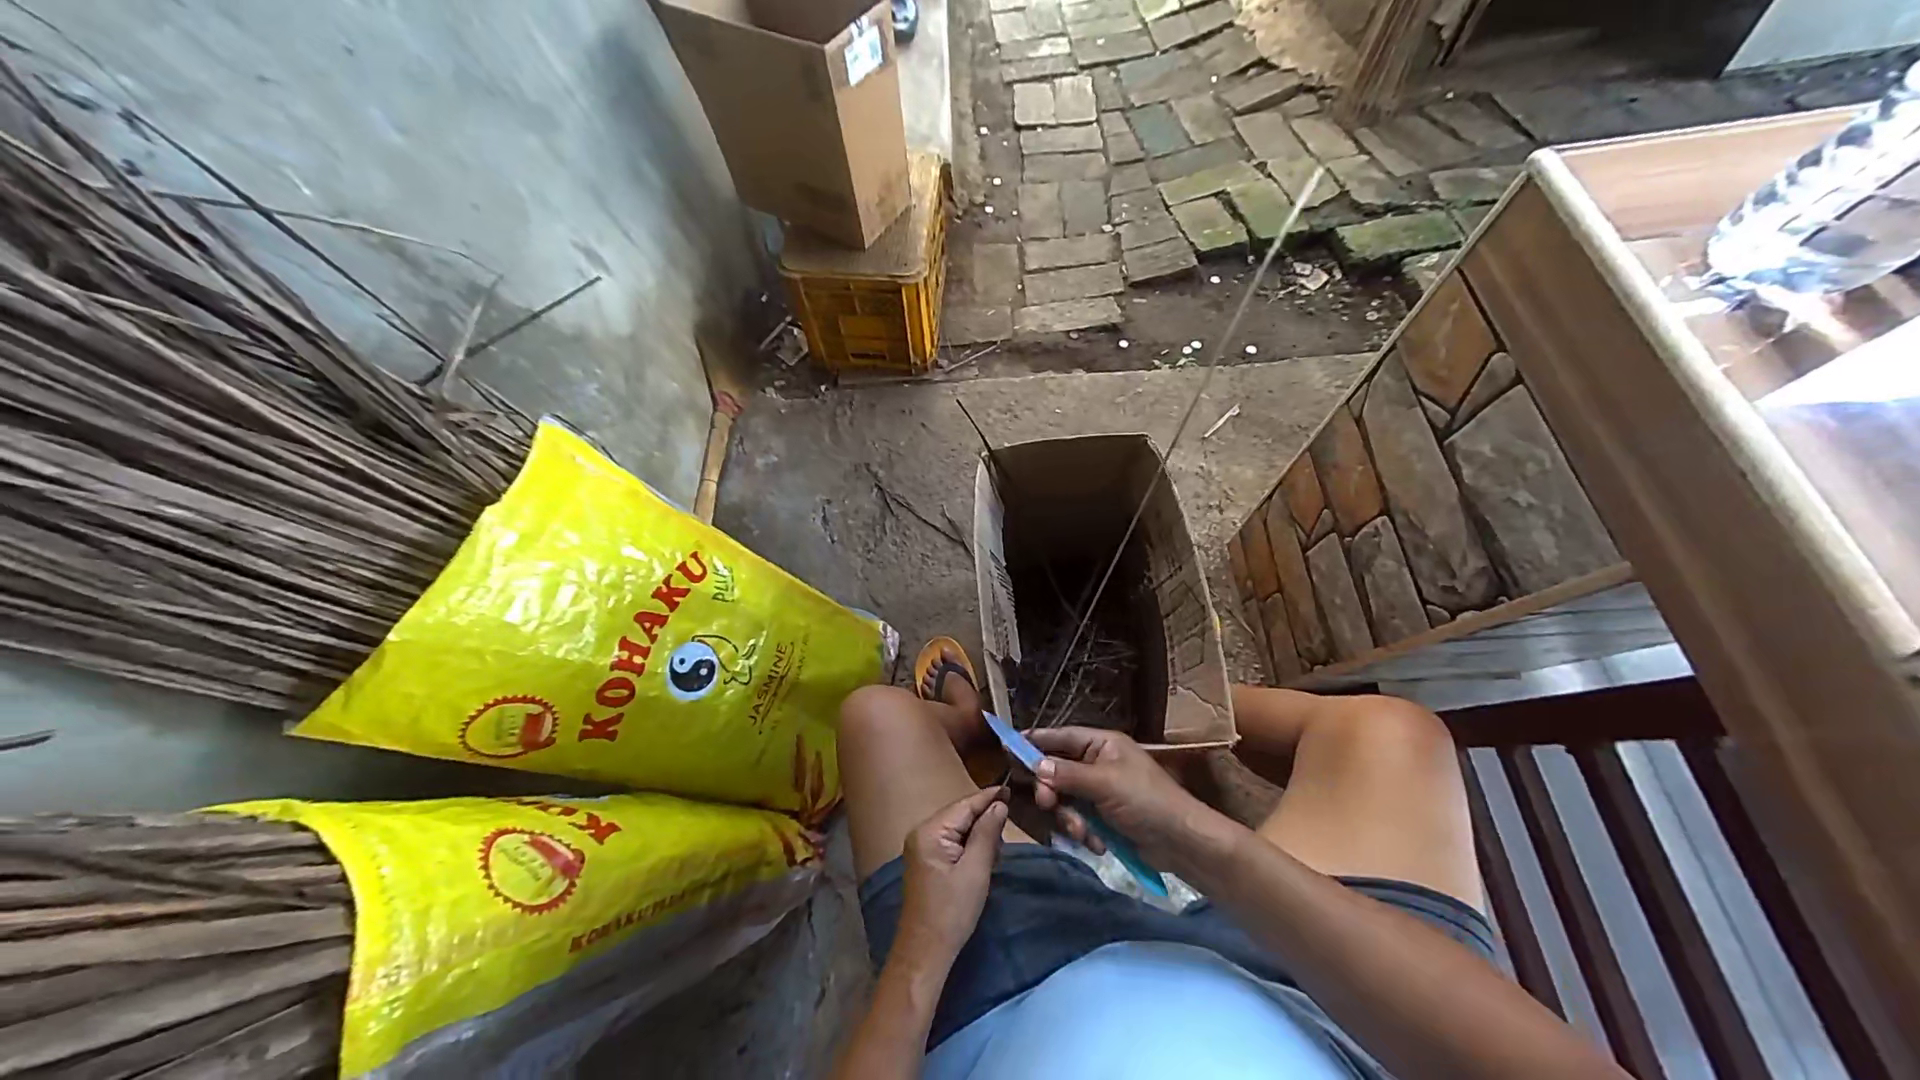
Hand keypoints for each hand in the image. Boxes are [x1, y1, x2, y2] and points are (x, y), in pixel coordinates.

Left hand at [897, 786, 1008, 960]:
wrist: (925, 952)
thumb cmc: (952, 912)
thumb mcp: (976, 870)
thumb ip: (987, 833)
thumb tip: (999, 804)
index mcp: (930, 831)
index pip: (965, 805)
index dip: (989, 797)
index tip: (1012, 788)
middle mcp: (922, 832)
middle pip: (960, 814)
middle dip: (985, 819)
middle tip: (1008, 832)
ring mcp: (921, 847)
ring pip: (958, 828)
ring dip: (979, 834)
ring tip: (997, 850)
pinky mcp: (926, 861)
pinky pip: (952, 842)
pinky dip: (969, 846)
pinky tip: (983, 858)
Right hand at [1029, 727, 1226, 871]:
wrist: (1182, 843)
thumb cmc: (1147, 801)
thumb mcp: (1105, 784)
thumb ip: (1067, 774)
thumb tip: (1035, 765)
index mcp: (1103, 745)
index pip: (1062, 737)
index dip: (1037, 740)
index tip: (1010, 744)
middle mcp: (1099, 764)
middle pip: (1058, 771)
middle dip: (1053, 791)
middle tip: (1049, 804)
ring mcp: (1101, 792)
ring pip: (1065, 799)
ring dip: (1070, 817)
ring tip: (1083, 833)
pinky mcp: (1104, 818)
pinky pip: (1078, 819)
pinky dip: (1083, 832)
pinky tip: (1096, 843)